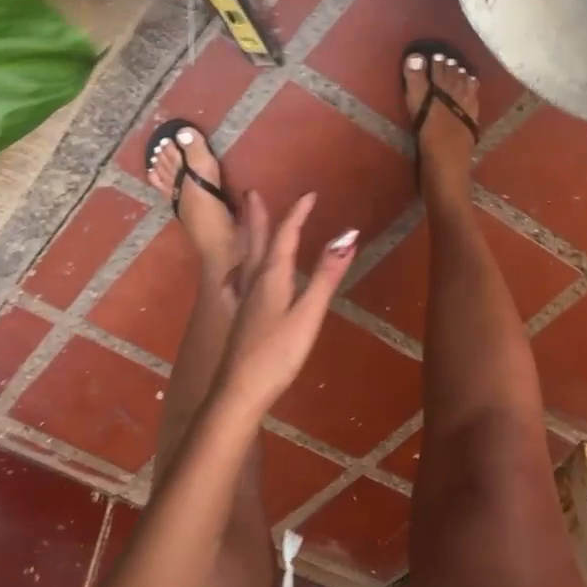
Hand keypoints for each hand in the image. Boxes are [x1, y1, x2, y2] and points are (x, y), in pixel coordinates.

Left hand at [214, 190, 359, 412]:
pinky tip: (239, 277)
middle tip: (252, 194)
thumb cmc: (277, 354)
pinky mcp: (241, 317)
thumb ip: (326, 275)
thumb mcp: (308, 314)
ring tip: (247, 222)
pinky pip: (241, 278)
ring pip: (246, 258)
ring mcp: (244, 300)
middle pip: (257, 242)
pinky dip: (243, 265)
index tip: (309, 194)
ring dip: (249, 236)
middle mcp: (254, 282)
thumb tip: (348, 235)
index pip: (285, 236)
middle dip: (258, 216)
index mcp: (272, 276)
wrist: (239, 392)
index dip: (297, 214)